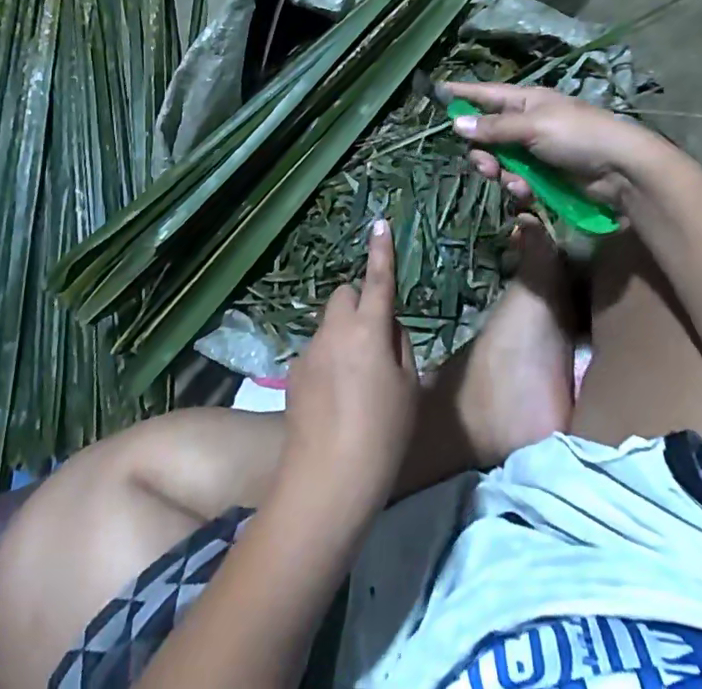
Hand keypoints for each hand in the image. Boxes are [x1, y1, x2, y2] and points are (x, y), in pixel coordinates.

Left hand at [279, 218, 418, 515]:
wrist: (328, 477)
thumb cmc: (383, 434)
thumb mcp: (408, 389)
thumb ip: (399, 347)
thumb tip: (387, 328)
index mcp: (368, 330)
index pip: (378, 281)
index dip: (381, 252)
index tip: (380, 224)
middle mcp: (334, 332)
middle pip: (344, 296)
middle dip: (359, 301)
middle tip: (378, 335)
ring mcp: (309, 352)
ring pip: (330, 326)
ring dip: (345, 336)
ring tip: (360, 380)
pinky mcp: (293, 373)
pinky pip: (317, 352)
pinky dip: (330, 360)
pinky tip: (338, 398)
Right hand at [441, 82, 673, 208]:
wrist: (621, 170)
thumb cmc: (579, 136)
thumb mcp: (533, 126)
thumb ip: (494, 128)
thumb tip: (456, 124)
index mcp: (526, 101)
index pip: (484, 94)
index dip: (461, 94)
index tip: (435, 92)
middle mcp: (526, 122)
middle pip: (486, 134)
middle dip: (482, 152)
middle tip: (486, 166)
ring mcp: (534, 150)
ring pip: (498, 160)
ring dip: (500, 173)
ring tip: (513, 183)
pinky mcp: (542, 174)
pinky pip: (515, 178)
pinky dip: (517, 185)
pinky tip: (527, 192)